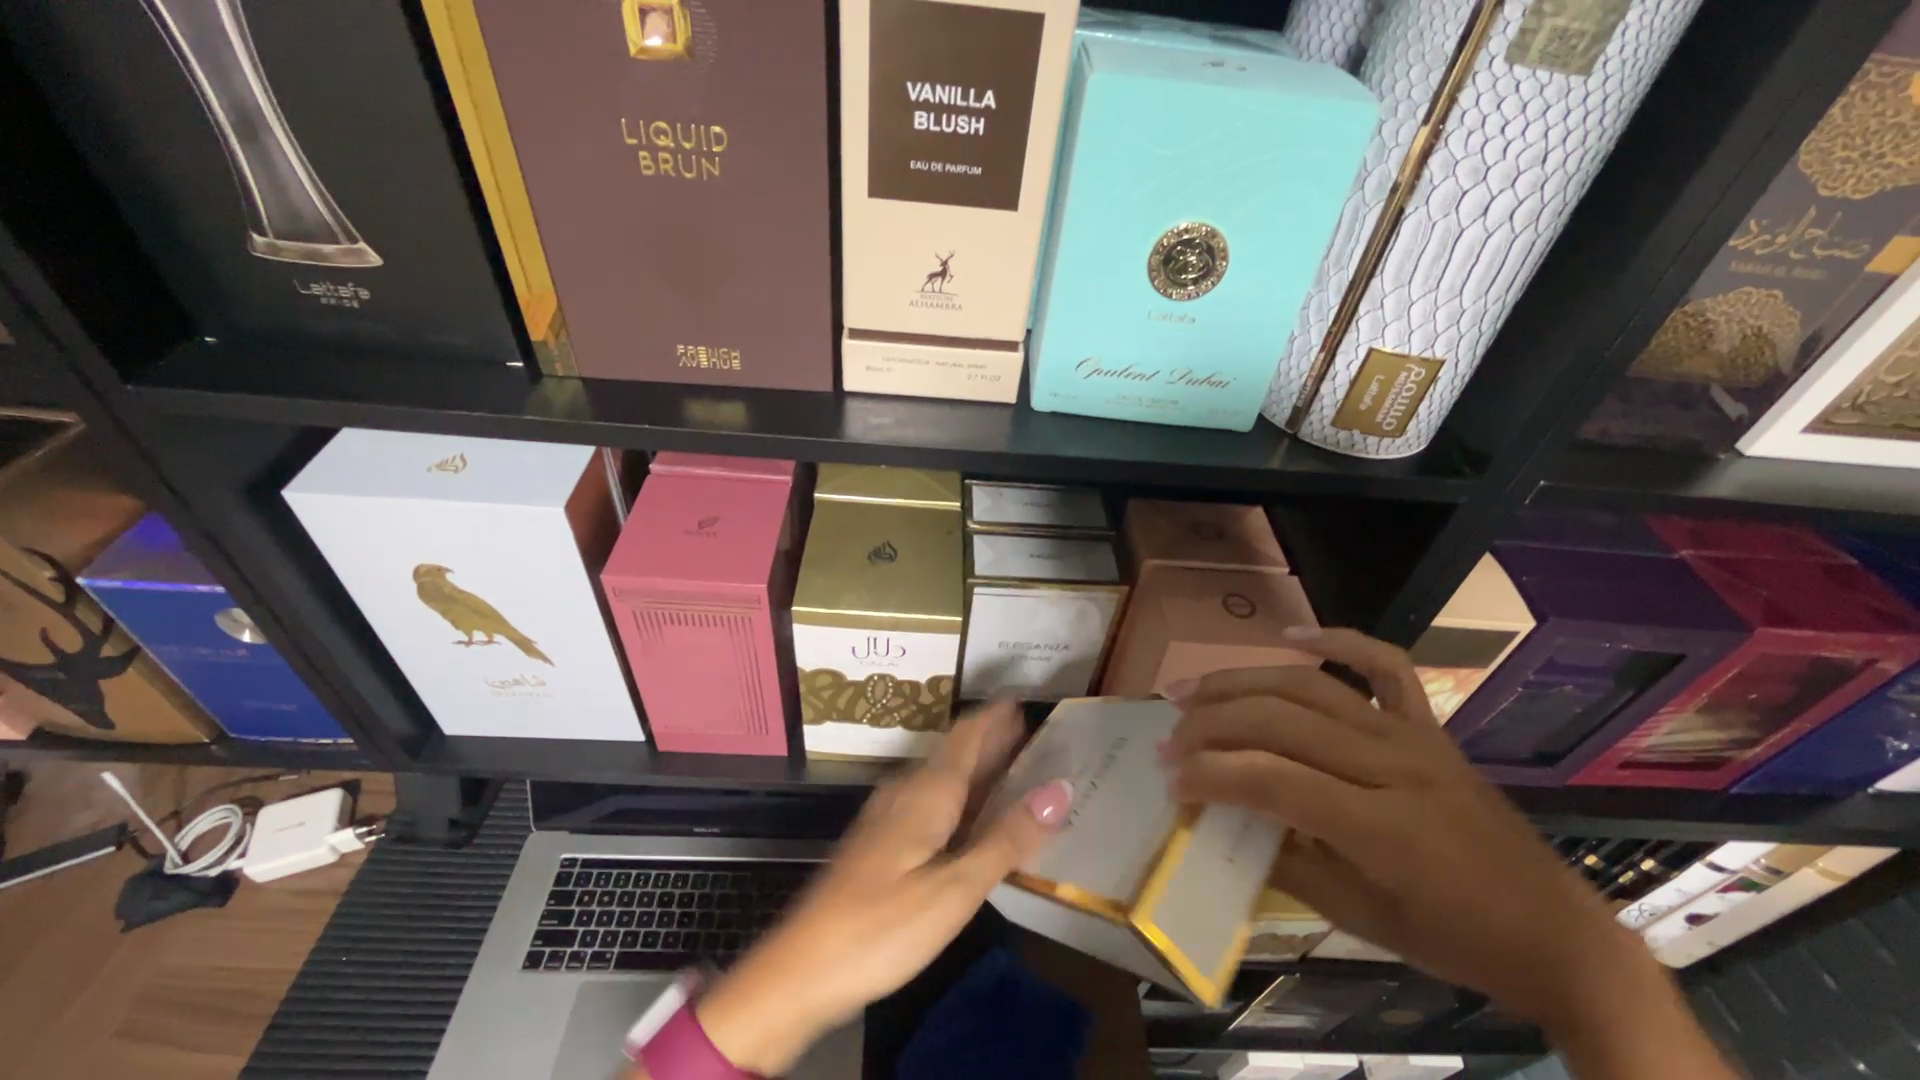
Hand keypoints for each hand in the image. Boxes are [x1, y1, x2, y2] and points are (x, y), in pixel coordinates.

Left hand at [693, 702, 1071, 1074]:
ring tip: (1014, 767)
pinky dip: (960, 798)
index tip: (1027, 701)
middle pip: (954, 754)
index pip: (966, 736)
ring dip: (977, 768)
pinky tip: (971, 818)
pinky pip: (929, 803)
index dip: (996, 717)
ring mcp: (887, 819)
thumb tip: (1060, 788)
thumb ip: (1007, 838)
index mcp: (926, 794)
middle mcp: (905, 794)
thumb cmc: (882, 928)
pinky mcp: (879, 846)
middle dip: (992, 740)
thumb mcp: (955, 888)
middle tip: (1034, 734)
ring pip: (941, 779)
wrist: (802, 970)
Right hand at [1162, 629, 1737, 1078]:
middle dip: (1212, 725)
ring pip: (1313, 686)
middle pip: (1282, 721)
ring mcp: (1415, 738)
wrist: (1551, 932)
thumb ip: (1284, 864)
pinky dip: (1339, 639)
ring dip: (1244, 681)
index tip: (1170, 781)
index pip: (1273, 780)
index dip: (1211, 776)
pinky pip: (1386, 666)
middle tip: (1168, 739)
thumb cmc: (1451, 939)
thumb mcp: (1357, 919)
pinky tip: (1293, 635)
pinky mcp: (1431, 728)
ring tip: (1192, 691)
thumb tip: (1219, 821)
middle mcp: (1393, 766)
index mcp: (1380, 827)